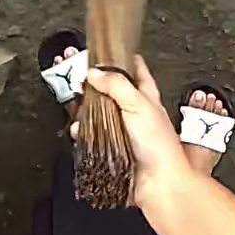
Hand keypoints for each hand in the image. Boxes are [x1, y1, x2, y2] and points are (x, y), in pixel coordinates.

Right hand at [81, 57, 193, 209]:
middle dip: (95, 87)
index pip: (136, 70)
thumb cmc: (158, 144)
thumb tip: (94, 73)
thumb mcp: (138, 104)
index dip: (122, 59)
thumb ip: (116, 84)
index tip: (104, 52)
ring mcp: (124, 132)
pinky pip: (94, 138)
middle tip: (80, 82)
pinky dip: (83, 134)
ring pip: (100, 115)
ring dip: (86, 112)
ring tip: (76, 108)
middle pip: (112, 92)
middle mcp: (136, 114)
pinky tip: (77, 132)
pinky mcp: (114, 150)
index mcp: (147, 98)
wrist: (159, 183)